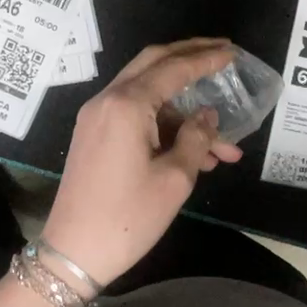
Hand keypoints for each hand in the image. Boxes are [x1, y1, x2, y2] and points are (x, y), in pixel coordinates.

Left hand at [41, 39, 244, 287]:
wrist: (73, 253)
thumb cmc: (128, 218)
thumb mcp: (174, 179)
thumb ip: (196, 139)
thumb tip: (206, 117)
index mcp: (127, 105)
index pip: (173, 68)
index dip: (206, 59)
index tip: (233, 53)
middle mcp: (107, 101)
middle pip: (153, 64)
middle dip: (189, 58)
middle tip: (222, 54)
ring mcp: (96, 119)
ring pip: (148, 98)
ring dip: (186, 114)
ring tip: (226, 146)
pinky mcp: (93, 138)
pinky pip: (135, 117)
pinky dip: (166, 127)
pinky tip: (197, 155)